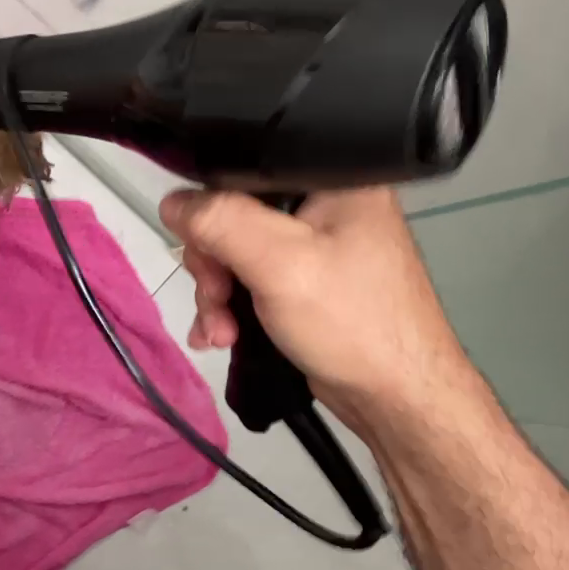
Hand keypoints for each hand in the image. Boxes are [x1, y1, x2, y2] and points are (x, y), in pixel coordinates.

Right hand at [158, 187, 480, 429]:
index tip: (205, 254)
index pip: (246, 173)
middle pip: (234, 219)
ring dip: (217, 296)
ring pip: (235, 255)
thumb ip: (221, 223)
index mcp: (334, 181)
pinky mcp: (305, 283)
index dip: (212, 210)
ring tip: (221, 333)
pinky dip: (229, 309)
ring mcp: (316, 248)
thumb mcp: (279, 263)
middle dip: (213, 267)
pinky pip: (249, 281)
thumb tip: (173, 203)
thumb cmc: (351, 322)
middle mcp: (326, 207)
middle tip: (218, 301)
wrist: (395, 396)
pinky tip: (223, 335)